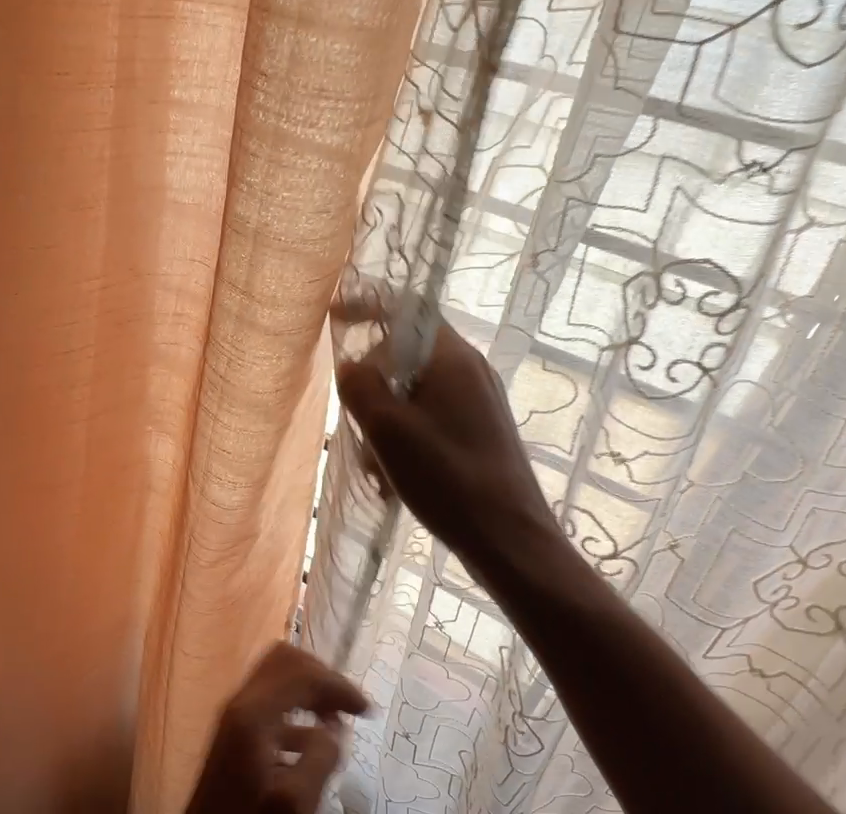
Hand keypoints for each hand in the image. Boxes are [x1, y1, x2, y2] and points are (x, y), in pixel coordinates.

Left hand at [186, 642, 368, 813]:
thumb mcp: (293, 801)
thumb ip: (320, 759)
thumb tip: (334, 730)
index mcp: (252, 711)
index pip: (302, 670)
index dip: (338, 684)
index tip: (365, 710)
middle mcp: (239, 699)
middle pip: (287, 659)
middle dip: (323, 676)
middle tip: (347, 706)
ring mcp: (234, 710)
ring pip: (277, 673)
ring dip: (311, 688)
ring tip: (335, 720)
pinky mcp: (234, 725)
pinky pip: (269, 696)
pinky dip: (297, 705)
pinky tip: (311, 737)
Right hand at [334, 315, 558, 564]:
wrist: (511, 540)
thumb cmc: (446, 478)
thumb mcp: (386, 428)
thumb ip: (359, 386)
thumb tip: (352, 365)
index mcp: (452, 357)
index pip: (406, 307)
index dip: (367, 304)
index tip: (334, 315)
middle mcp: (471, 370)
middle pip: (406, 353)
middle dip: (372, 382)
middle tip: (354, 418)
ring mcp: (480, 402)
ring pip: (415, 391)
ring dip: (387, 419)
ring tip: (377, 464)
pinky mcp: (483, 431)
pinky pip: (432, 417)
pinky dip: (407, 437)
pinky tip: (398, 479)